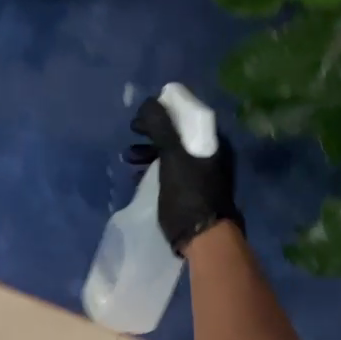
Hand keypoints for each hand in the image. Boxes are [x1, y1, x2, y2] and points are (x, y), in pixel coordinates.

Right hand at [129, 95, 241, 254]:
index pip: (188, 114)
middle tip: (132, 132)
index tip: (141, 115)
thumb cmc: (189, 193)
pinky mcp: (190, 190)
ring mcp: (201, 173)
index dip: (164, 110)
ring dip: (148, 151)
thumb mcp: (173, 156)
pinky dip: (152, 169)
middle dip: (152, 132)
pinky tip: (135, 176)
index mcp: (212, 141)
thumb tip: (148, 103)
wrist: (203, 237)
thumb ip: (162, 128)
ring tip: (128, 157)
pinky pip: (168, 171)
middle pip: (177, 133)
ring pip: (171, 153)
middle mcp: (209, 154)